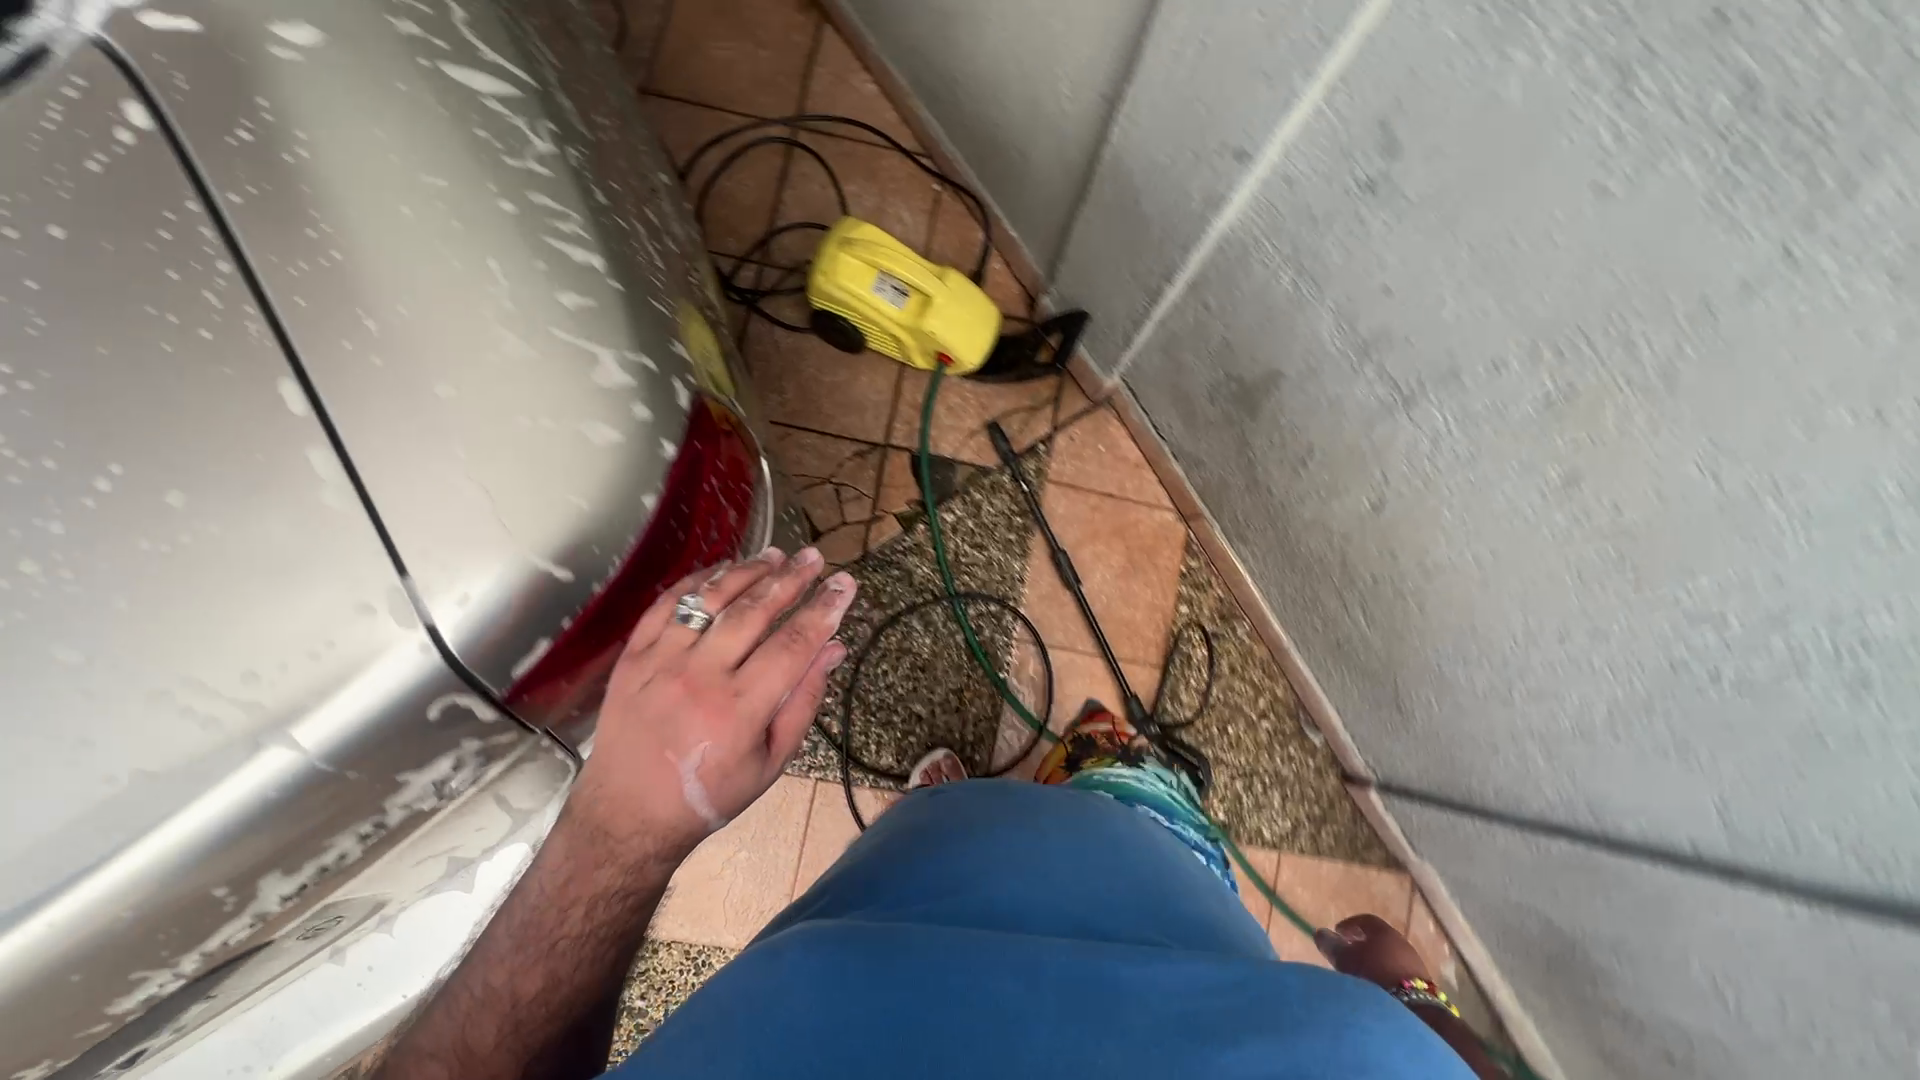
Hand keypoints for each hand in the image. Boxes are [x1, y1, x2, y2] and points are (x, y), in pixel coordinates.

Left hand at [569, 546, 856, 864]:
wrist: (628, 815)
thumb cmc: (710, 794)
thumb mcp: (771, 762)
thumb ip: (804, 701)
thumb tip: (834, 649)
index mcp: (741, 709)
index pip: (794, 643)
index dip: (824, 609)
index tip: (846, 584)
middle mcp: (701, 677)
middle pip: (755, 611)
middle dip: (791, 578)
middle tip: (814, 556)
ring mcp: (661, 663)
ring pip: (710, 600)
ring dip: (746, 571)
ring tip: (775, 554)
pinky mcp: (632, 657)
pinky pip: (665, 605)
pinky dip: (695, 582)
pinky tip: (721, 570)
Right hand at [1314, 914, 1431, 989]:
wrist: (1413, 1010)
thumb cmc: (1372, 974)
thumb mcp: (1345, 959)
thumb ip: (1331, 944)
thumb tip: (1320, 933)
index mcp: (1384, 931)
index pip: (1366, 920)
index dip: (1350, 924)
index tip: (1338, 932)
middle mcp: (1402, 943)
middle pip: (1380, 939)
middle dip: (1364, 943)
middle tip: (1349, 951)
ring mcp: (1415, 965)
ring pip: (1391, 957)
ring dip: (1377, 961)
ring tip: (1362, 972)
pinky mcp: (1424, 987)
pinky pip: (1400, 974)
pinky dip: (1387, 975)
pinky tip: (1378, 987)